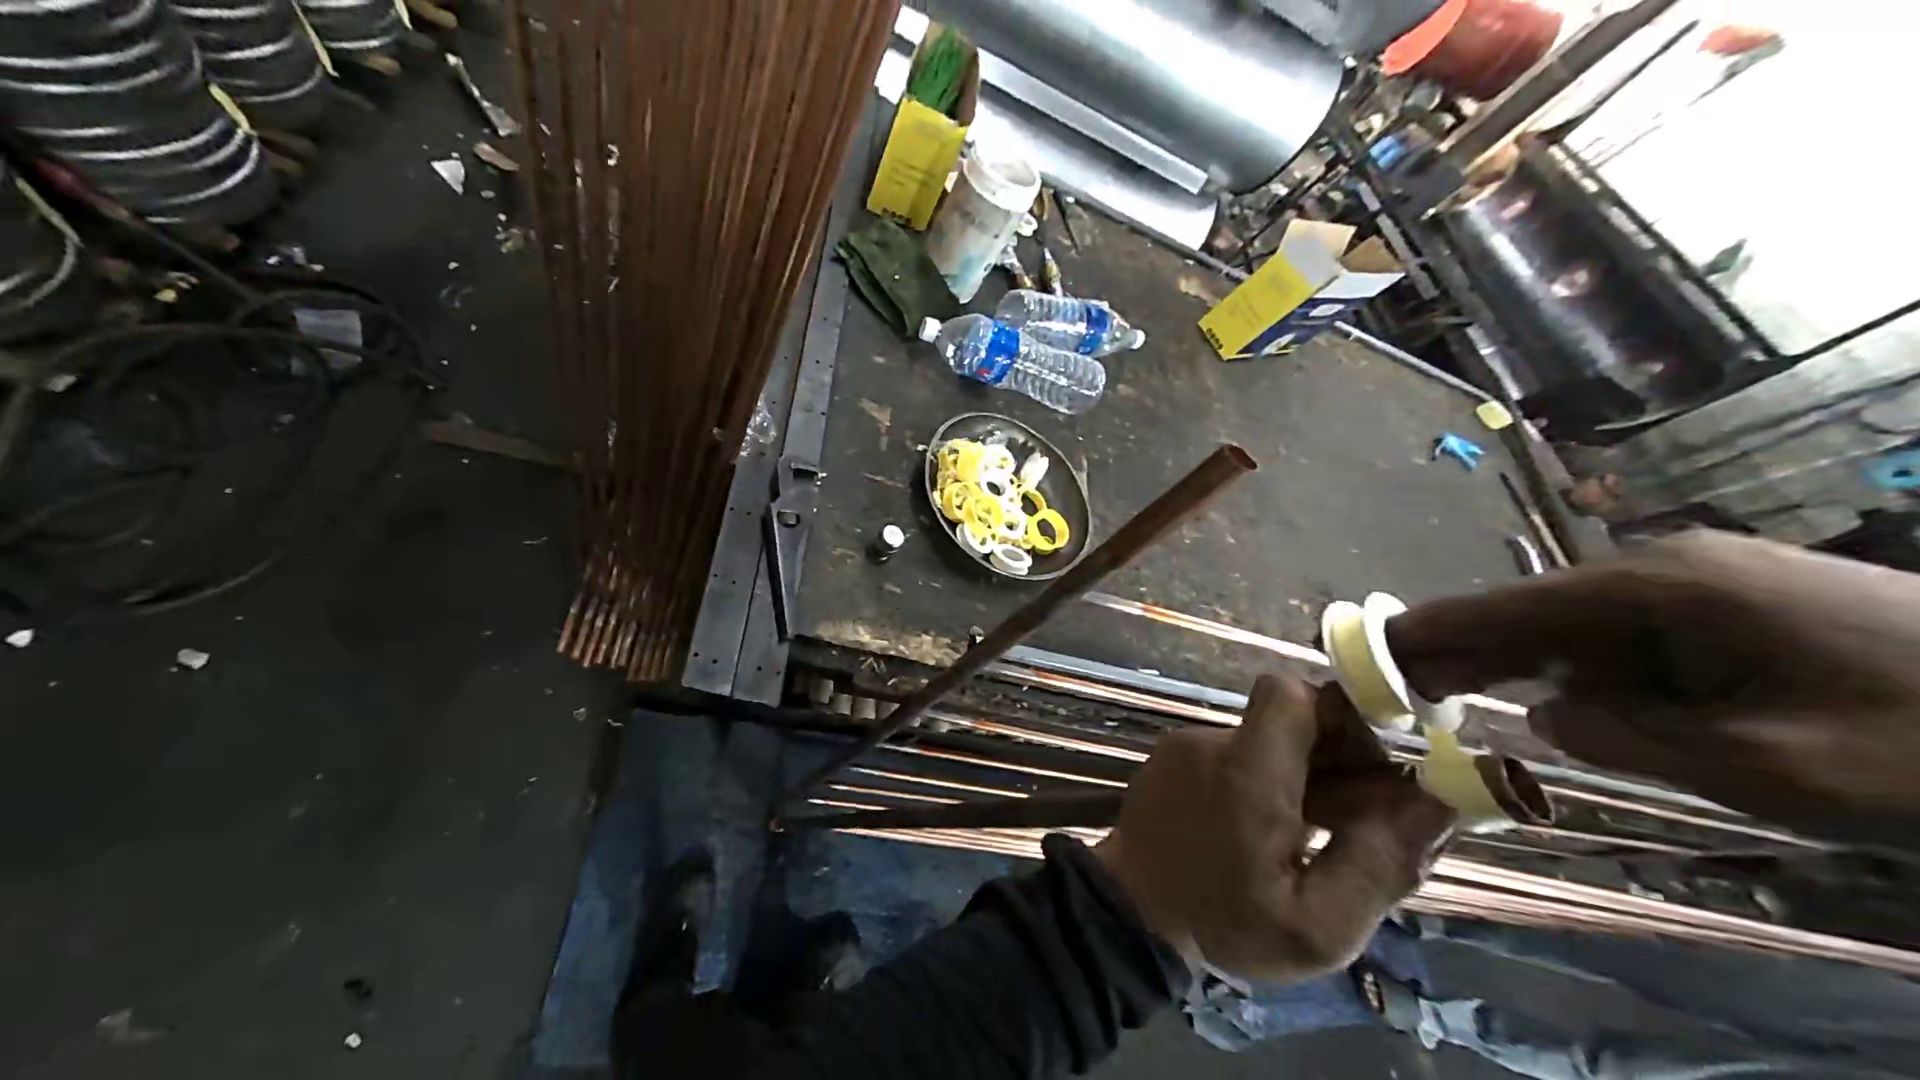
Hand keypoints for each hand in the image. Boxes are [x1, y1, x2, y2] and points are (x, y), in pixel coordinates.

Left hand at [1093, 674, 1452, 981]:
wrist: (1127, 915)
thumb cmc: (1222, 923)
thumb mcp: (1318, 928)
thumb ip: (1381, 863)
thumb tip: (1438, 801)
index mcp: (1247, 773)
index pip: (1294, 694)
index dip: (1343, 718)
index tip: (1372, 768)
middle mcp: (1213, 743)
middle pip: (1290, 715)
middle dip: (1337, 753)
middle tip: (1356, 816)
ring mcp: (1188, 745)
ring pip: (1268, 735)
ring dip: (1305, 771)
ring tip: (1313, 833)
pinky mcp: (1176, 756)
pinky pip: (1237, 750)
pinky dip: (1266, 777)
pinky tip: (1269, 827)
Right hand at [1385, 530, 1919, 847]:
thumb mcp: (1765, 768)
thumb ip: (1624, 735)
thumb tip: (1549, 715)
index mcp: (1657, 589)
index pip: (1503, 609)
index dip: (1429, 633)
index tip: (1368, 652)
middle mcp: (1664, 570)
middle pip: (1529, 613)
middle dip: (1463, 652)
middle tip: (1400, 686)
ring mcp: (1701, 585)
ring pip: (1576, 628)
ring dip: (1523, 667)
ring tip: (1463, 699)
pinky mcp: (1733, 607)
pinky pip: (1628, 638)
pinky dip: (1585, 671)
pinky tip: (1570, 698)